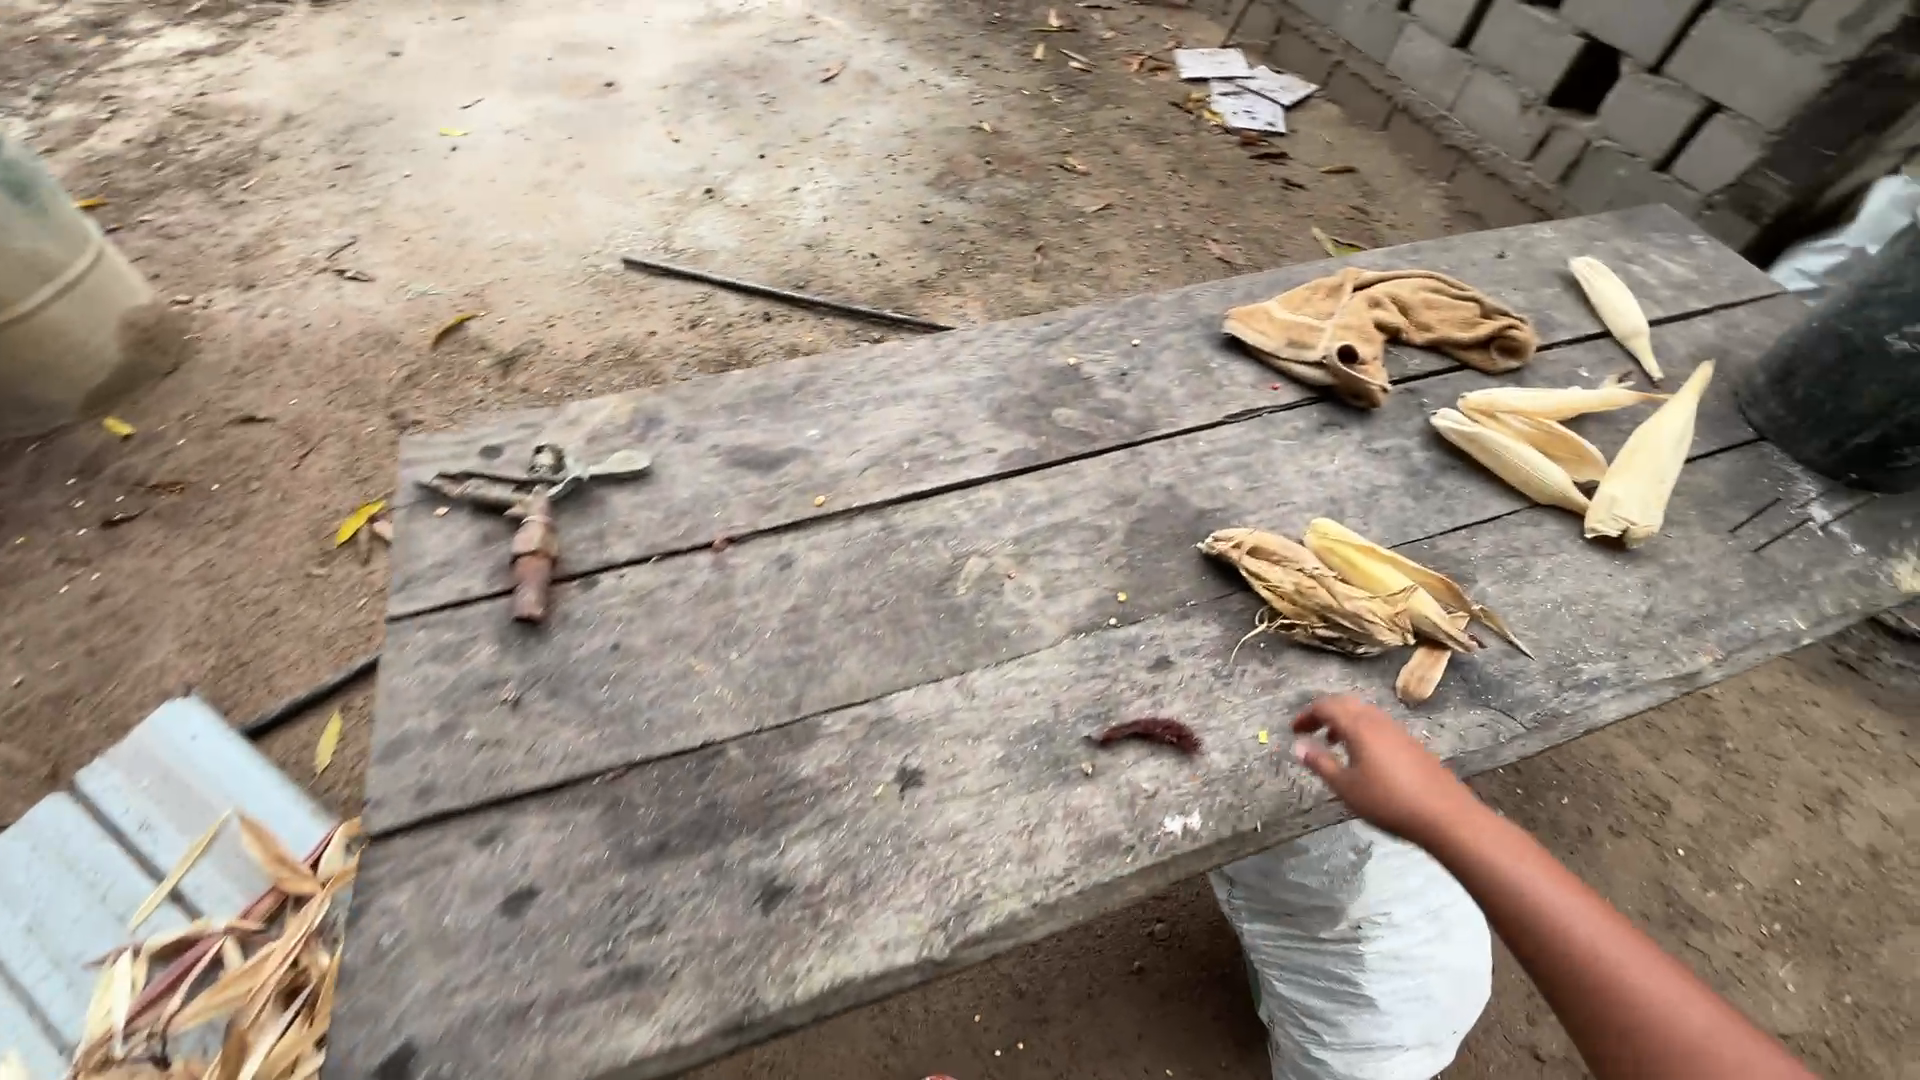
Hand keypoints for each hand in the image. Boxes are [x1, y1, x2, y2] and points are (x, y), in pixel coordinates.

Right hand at [1291, 694, 1483, 845]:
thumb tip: (1297, 746)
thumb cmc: (1389, 801)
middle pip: (1345, 703)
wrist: (1447, 816)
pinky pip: (1378, 725)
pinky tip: (1362, 755)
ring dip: (1343, 721)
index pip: (1325, 707)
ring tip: (1332, 742)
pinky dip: (1361, 730)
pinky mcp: (1412, 744)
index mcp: (1358, 727)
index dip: (1306, 715)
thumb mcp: (1346, 787)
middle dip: (1324, 712)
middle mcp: (1377, 721)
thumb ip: (1320, 763)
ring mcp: (1398, 731)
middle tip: (1310, 730)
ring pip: (1364, 713)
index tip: (1294, 730)